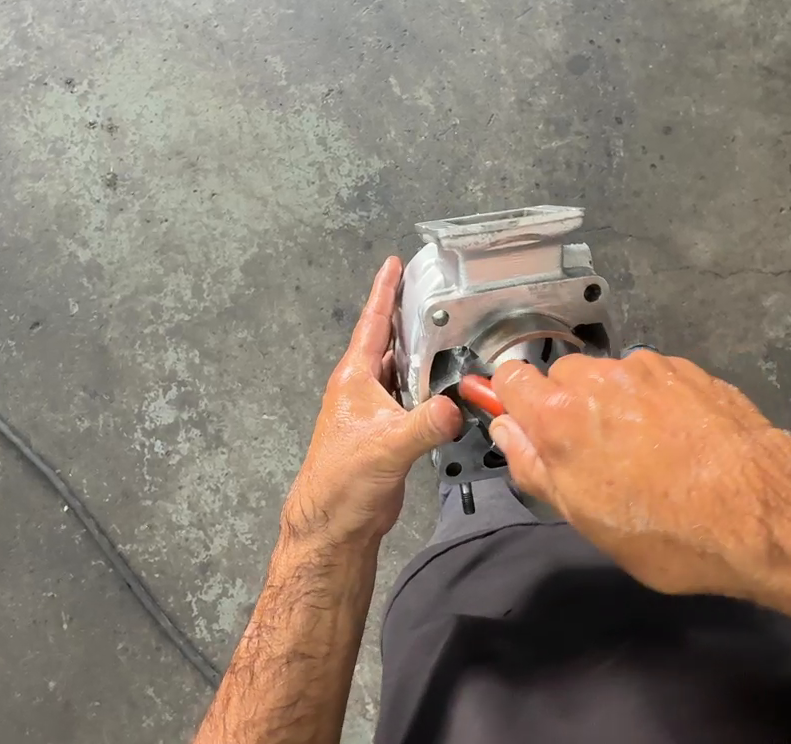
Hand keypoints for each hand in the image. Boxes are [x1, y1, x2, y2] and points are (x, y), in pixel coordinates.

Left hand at [281, 257, 463, 551]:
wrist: (334, 526)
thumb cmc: (344, 481)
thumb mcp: (386, 447)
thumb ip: (424, 424)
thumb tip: (456, 407)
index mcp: (355, 378)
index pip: (372, 323)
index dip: (384, 291)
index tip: (394, 263)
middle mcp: (362, 387)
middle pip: (388, 340)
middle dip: (408, 313)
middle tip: (434, 289)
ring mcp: (374, 408)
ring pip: (401, 368)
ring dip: (420, 350)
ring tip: (448, 328)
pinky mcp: (387, 430)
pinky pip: (410, 396)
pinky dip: (427, 384)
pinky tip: (446, 380)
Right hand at [487, 352, 790, 603]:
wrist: (768, 514)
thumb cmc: (668, 531)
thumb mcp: (585, 519)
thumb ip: (534, 467)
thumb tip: (507, 429)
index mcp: (560, 415)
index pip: (510, 378)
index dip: (514, 400)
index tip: (530, 424)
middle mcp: (597, 377)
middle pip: (561, 376)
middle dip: (568, 405)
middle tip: (597, 452)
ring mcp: (646, 367)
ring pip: (608, 376)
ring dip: (613, 402)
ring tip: (648, 449)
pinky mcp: (686, 367)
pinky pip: (650, 378)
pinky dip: (653, 399)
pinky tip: (681, 438)